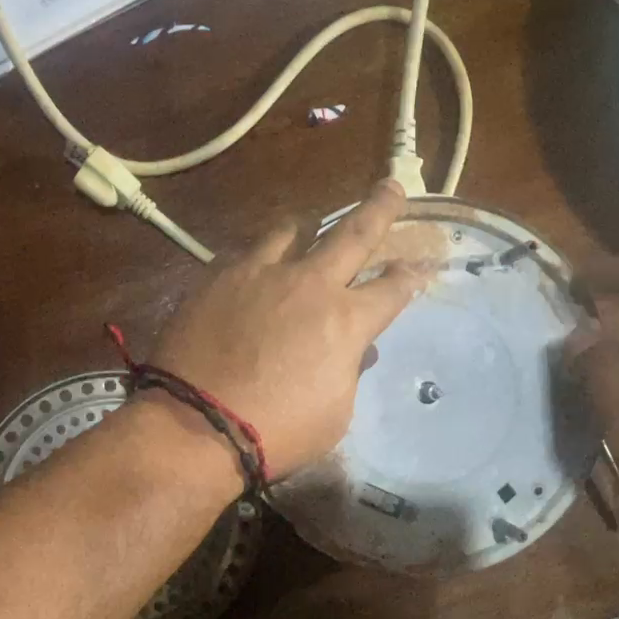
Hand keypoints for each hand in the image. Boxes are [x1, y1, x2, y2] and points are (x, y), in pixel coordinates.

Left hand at [148, 179, 429, 475]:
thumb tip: (356, 351)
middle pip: (353, 234)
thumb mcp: (335, 414)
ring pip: (291, 231)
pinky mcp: (217, 279)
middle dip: (379, 208)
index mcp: (346, 321)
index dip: (412, 277)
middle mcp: (308, 284)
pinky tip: (255, 269)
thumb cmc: (278, 433)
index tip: (421, 265)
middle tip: (392, 185)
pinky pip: (247, 255)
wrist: (197, 426)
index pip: (392, 290)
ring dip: (308, 227)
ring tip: (308, 226)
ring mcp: (259, 275)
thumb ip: (349, 373)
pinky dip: (261, 258)